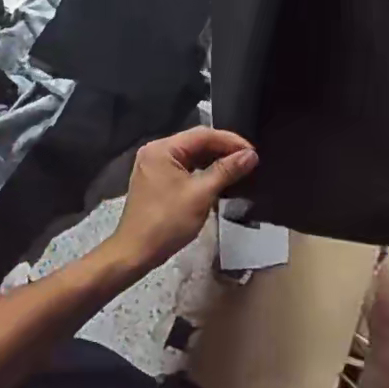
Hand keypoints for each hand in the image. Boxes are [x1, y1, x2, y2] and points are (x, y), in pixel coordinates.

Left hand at [105, 127, 257, 272]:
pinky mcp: (156, 180)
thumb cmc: (167, 222)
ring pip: (191, 156)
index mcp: (162, 149)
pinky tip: (219, 178)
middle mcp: (156, 151)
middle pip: (196, 143)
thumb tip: (251, 155)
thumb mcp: (201, 194)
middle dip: (223, 150)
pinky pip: (184, 168)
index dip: (230, 141)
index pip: (203, 135)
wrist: (135, 253)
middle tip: (249, 160)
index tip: (253, 152)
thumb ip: (226, 171)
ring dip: (214, 161)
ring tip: (239, 168)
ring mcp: (154, 166)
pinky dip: (202, 171)